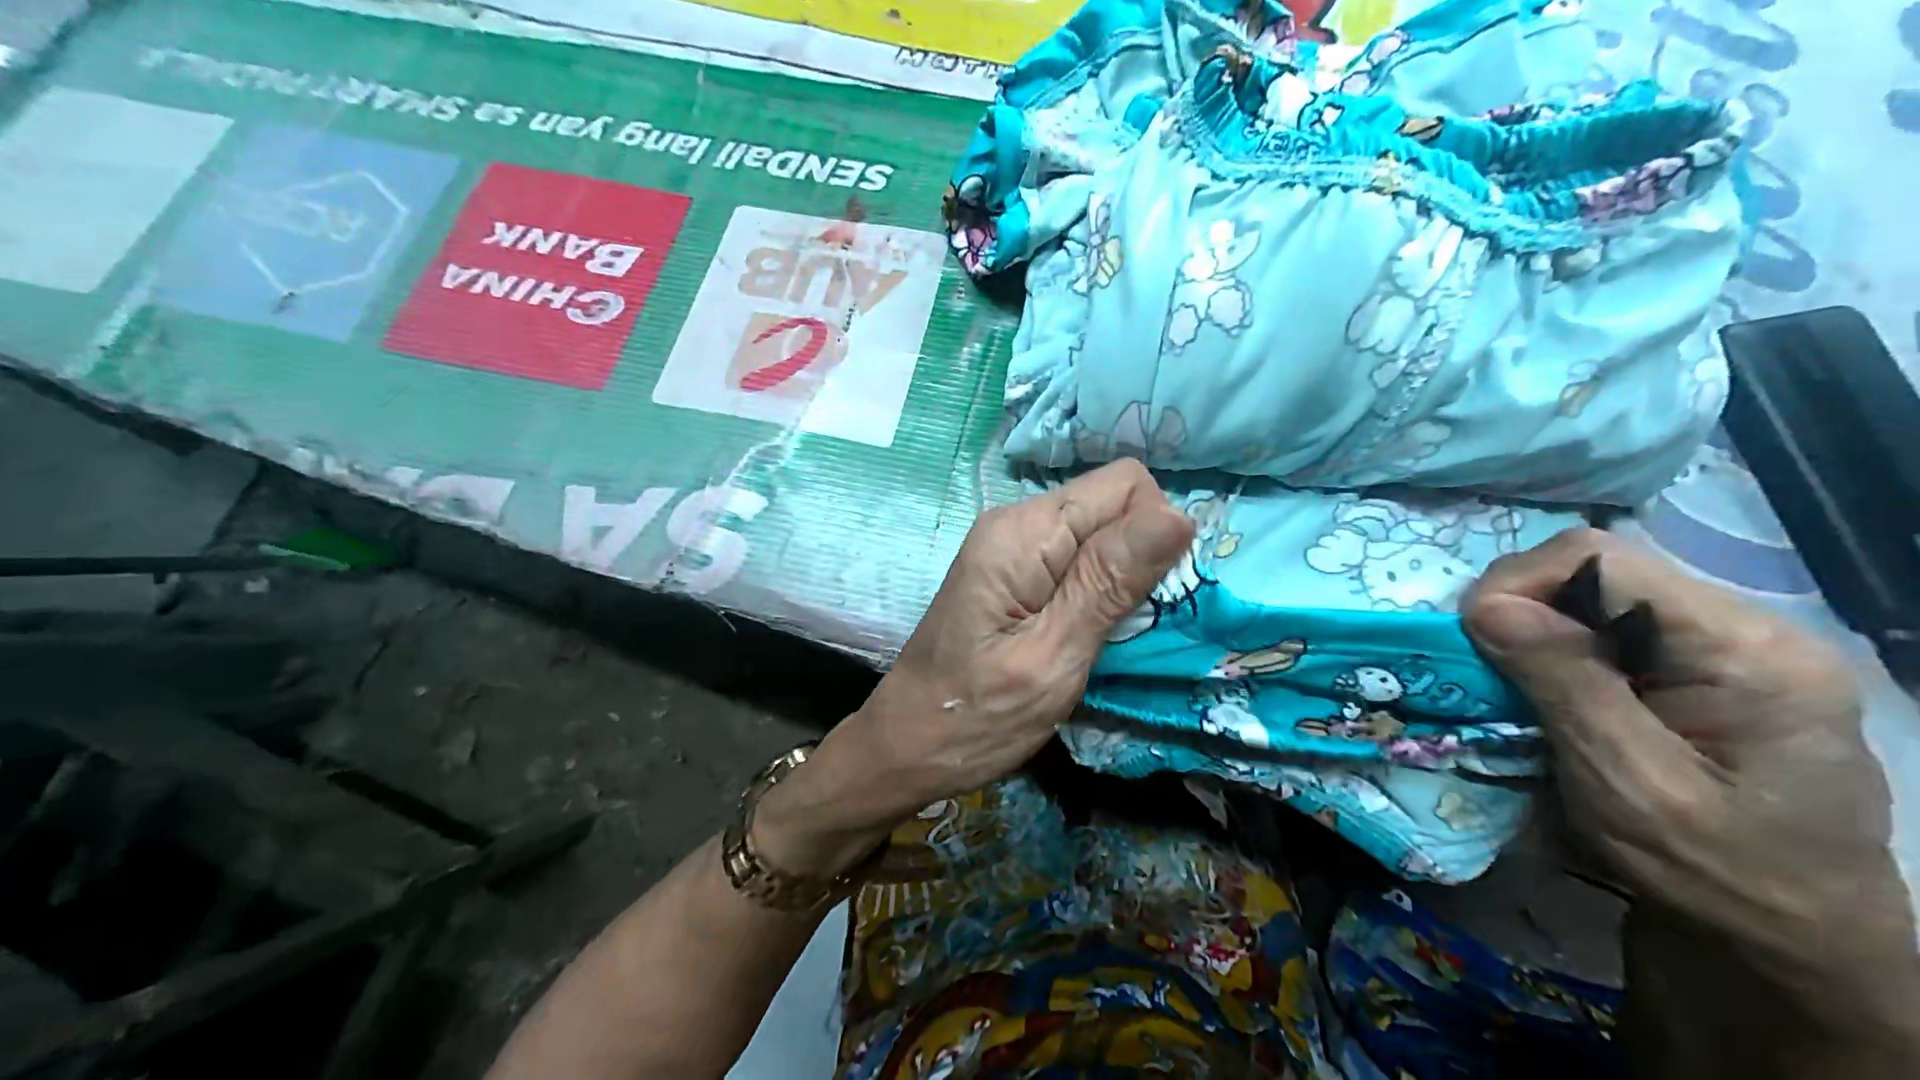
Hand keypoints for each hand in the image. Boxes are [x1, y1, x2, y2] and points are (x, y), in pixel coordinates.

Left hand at [753, 460, 1193, 878]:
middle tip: (1126, 625)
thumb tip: (1179, 515)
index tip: (1148, 599)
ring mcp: (1010, 545)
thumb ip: (1109, 583)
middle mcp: (1015, 521)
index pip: (1126, 484)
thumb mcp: (1053, 657)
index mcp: (1023, 533)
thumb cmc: (976, 717)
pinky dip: (1095, 588)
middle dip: (1140, 555)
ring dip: (1120, 577)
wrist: (905, 745)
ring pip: (1099, 531)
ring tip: (1105, 635)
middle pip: (1113, 502)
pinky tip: (1085, 631)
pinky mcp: (1011, 570)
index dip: (1155, 531)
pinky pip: (1075, 556)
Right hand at [1464, 528, 1919, 1070]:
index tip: (1470, 638)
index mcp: (1750, 651)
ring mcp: (1727, 645)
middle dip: (1519, 605)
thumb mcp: (1630, 785)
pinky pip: (1605, 623)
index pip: (1601, 559)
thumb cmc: (1716, 876)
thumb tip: (1485, 604)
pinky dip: (1553, 643)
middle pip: (1596, 567)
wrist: (1785, 943)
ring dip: (1532, 626)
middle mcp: (1747, 628)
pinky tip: (1545, 685)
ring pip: (1592, 592)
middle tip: (1482, 664)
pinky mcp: (1701, 666)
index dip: (1516, 583)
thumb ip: (1565, 683)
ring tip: (1508, 678)